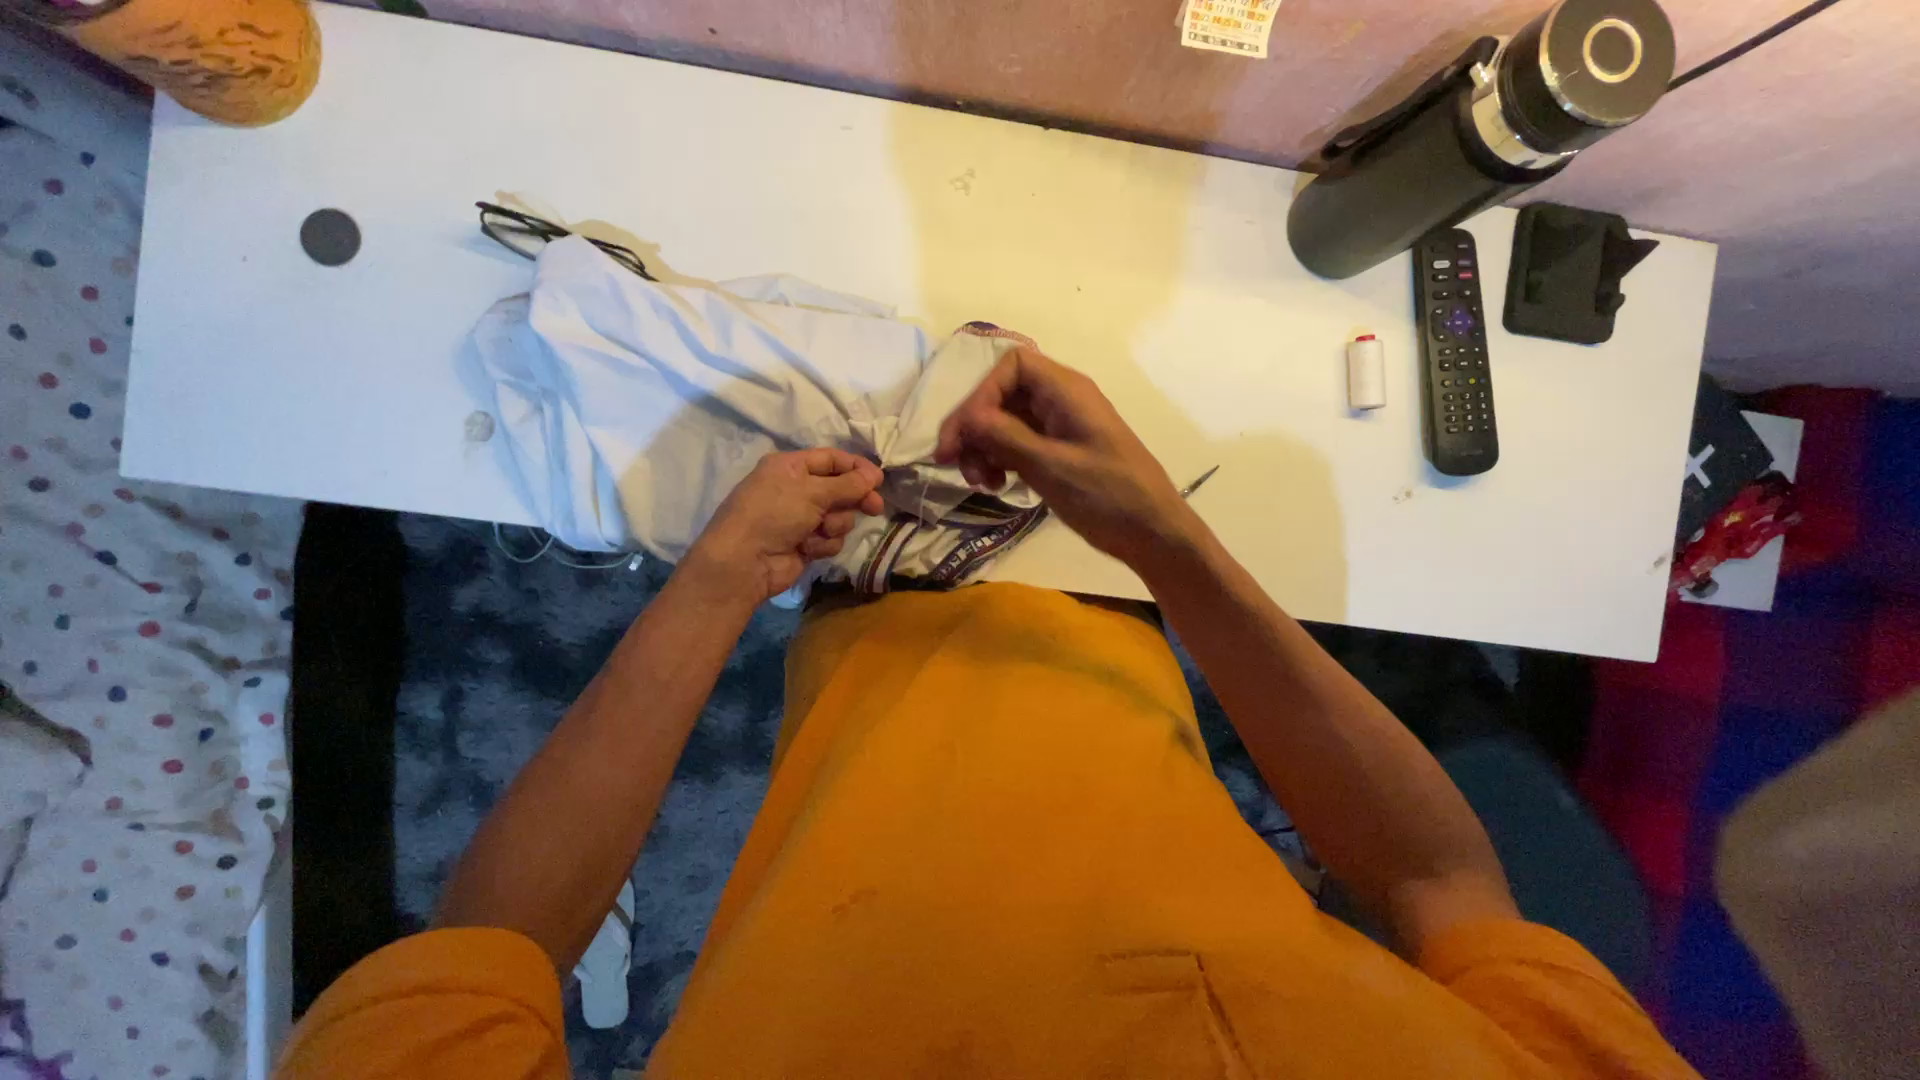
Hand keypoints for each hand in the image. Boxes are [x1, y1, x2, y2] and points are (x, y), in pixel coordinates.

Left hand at [680, 448, 884, 605]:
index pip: (831, 460)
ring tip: (819, 531)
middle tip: (874, 508)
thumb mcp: (811, 492)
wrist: (745, 562)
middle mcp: (796, 489)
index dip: (856, 468)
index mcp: (791, 467)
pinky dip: (823, 543)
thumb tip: (875, 475)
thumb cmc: (773, 514)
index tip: (878, 480)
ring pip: (838, 516)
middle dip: (854, 499)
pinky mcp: (805, 543)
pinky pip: (830, 538)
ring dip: (834, 525)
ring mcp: (800, 518)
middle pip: (839, 489)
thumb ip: (847, 484)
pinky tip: (807, 548)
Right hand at [934, 346, 1202, 567]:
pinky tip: (996, 485)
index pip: (1011, 367)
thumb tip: (966, 417)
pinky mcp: (1058, 452)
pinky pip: (1017, 444)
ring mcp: (1059, 427)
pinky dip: (999, 460)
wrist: (1152, 533)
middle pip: (1002, 395)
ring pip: (1005, 421)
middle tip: (951, 463)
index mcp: (1066, 391)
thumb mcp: (1052, 467)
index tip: (964, 433)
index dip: (981, 393)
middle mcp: (1061, 400)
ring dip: (982, 447)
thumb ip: (1006, 437)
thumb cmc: (1108, 496)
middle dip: (974, 426)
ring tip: (979, 482)